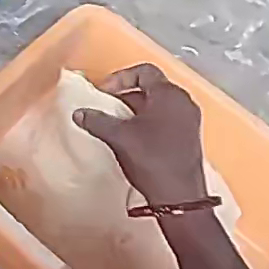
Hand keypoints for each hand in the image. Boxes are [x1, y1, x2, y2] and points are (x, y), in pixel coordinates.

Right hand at [71, 64, 208, 205]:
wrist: (178, 196)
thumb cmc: (151, 159)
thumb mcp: (119, 137)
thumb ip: (97, 121)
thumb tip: (79, 113)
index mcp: (169, 95)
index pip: (144, 71)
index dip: (120, 78)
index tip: (104, 92)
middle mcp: (183, 102)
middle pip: (152, 86)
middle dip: (127, 92)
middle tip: (107, 103)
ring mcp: (189, 119)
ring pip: (159, 103)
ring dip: (137, 107)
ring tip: (117, 120)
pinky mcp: (189, 136)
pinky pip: (166, 117)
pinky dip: (148, 119)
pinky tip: (133, 135)